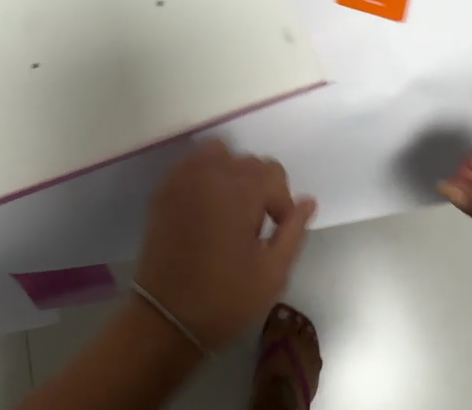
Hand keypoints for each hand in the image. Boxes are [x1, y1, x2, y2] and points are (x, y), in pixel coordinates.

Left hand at [133, 139, 316, 347]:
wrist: (167, 317)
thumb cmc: (226, 298)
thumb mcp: (273, 272)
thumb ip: (293, 230)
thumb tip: (308, 200)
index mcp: (241, 191)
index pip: (273, 171)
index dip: (280, 201)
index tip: (274, 230)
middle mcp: (211, 173)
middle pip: (246, 162)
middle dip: (257, 188)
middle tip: (252, 228)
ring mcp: (183, 178)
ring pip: (217, 154)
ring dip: (229, 174)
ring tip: (228, 210)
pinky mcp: (163, 190)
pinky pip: (190, 166)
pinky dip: (203, 177)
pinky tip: (203, 210)